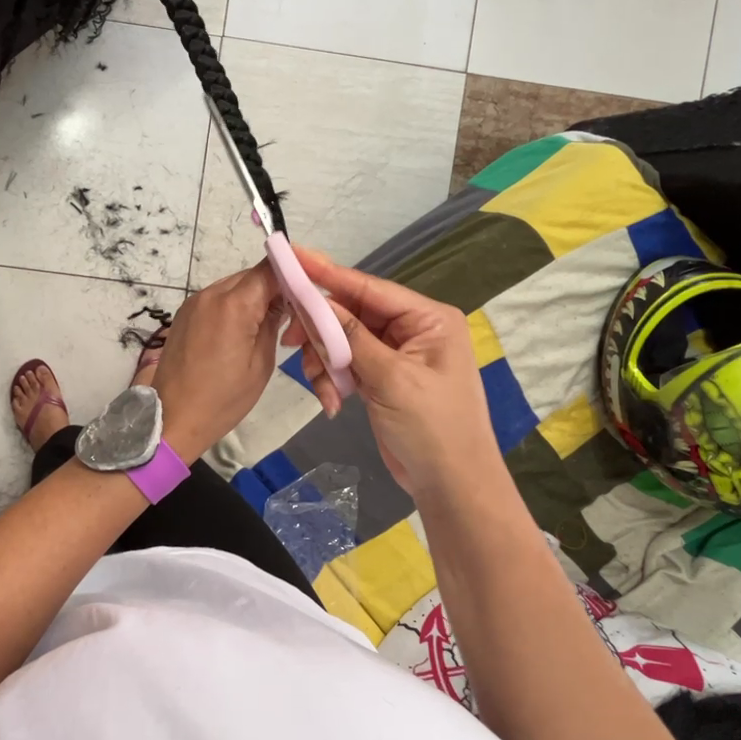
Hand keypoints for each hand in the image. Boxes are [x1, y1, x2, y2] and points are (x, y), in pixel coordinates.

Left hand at [151, 263, 288, 463]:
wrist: (173, 417)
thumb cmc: (223, 399)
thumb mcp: (261, 363)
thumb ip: (273, 323)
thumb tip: (284, 300)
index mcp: (233, 305)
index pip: (270, 269)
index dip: (293, 275)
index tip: (309, 291)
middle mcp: (210, 294)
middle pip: (252, 275)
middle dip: (275, 288)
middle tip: (293, 315)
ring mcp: (194, 302)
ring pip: (235, 285)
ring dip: (254, 297)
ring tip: (269, 325)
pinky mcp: (185, 313)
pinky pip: (218, 298)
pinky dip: (235, 306)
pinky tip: (243, 329)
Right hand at [282, 246, 500, 497]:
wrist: (450, 485)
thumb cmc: (432, 428)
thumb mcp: (391, 378)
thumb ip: (351, 336)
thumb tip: (316, 299)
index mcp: (427, 318)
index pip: (367, 287)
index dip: (326, 272)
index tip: (290, 255)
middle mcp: (411, 328)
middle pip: (348, 312)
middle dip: (320, 330)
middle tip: (290, 342)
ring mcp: (394, 353)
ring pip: (340, 339)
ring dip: (324, 361)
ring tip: (324, 390)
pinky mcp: (380, 375)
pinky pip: (343, 362)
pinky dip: (331, 377)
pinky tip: (332, 401)